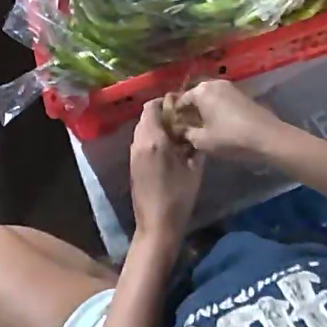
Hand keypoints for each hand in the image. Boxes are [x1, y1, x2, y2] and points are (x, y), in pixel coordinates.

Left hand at [130, 102, 203, 241]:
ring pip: (142, 128)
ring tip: (176, 134)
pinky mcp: (132, 163)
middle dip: (162, 113)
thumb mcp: (195, 169)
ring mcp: (133, 153)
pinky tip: (167, 148)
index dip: (165, 102)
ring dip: (156, 126)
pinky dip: (151, 138)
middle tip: (181, 119)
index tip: (181, 106)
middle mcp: (139, 142)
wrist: (157, 224)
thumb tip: (195, 130)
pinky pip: (140, 141)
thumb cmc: (179, 196)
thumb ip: (194, 145)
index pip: (152, 107)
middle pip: (146, 116)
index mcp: (154, 140)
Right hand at [171, 81, 297, 163]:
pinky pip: (222, 100)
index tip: (174, 128)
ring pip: (210, 97)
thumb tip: (181, 130)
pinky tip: (217, 124)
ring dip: (204, 109)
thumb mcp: (203, 141)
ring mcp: (230, 87)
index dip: (176, 115)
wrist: (266, 136)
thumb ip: (187, 134)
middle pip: (195, 96)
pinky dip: (216, 109)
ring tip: (202, 127)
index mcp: (201, 91)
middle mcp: (214, 83)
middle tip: (187, 128)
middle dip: (190, 111)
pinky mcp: (242, 95)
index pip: (180, 100)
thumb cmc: (230, 137)